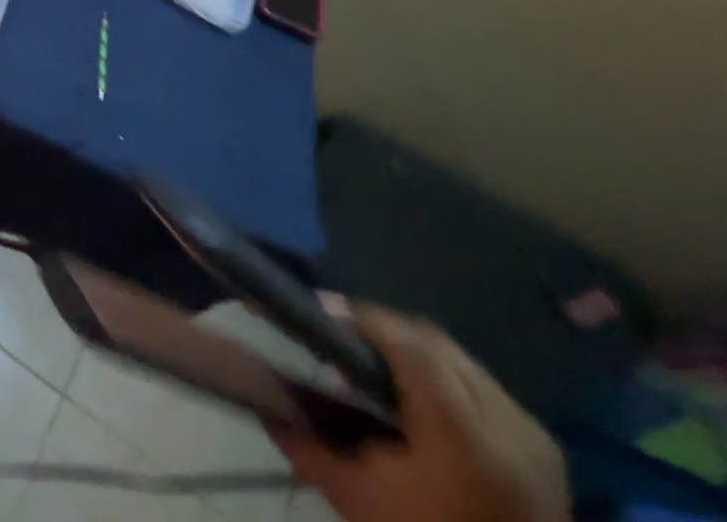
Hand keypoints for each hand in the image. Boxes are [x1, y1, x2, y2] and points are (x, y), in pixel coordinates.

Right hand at [271, 307, 569, 521]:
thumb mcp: (350, 496)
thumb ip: (303, 443)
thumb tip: (260, 399)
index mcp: (462, 439)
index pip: (414, 350)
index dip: (365, 319)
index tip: (320, 308)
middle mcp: (508, 424)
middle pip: (438, 345)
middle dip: (383, 326)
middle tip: (335, 326)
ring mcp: (533, 433)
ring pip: (463, 359)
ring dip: (412, 346)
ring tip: (368, 351)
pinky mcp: (543, 443)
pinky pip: (483, 384)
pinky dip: (441, 371)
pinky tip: (412, 387)